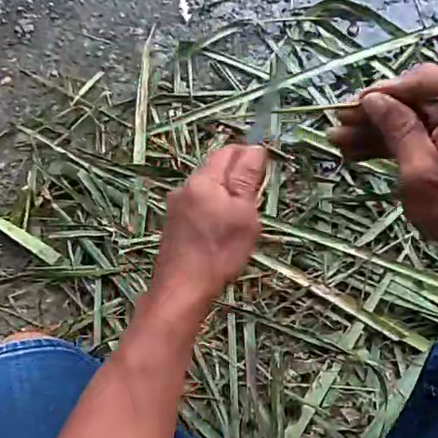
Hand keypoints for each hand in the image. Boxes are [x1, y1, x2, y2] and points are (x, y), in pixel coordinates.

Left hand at [152, 144, 267, 305]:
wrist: (182, 288)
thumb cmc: (219, 252)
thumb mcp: (244, 213)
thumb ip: (247, 178)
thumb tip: (255, 148)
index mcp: (203, 179)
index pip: (229, 152)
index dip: (250, 156)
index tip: (264, 176)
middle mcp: (185, 187)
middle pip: (216, 169)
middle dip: (238, 178)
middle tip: (254, 202)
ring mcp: (176, 206)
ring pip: (207, 189)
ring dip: (226, 196)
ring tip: (239, 221)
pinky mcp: (173, 224)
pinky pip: (198, 206)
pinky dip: (213, 211)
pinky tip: (220, 232)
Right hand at [330, 64, 437, 262]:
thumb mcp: (418, 168)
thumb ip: (397, 128)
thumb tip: (374, 99)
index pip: (422, 82)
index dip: (383, 91)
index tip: (352, 107)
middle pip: (417, 101)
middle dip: (376, 115)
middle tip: (339, 127)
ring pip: (417, 122)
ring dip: (380, 132)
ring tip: (341, 144)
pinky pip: (427, 138)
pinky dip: (399, 145)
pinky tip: (364, 154)